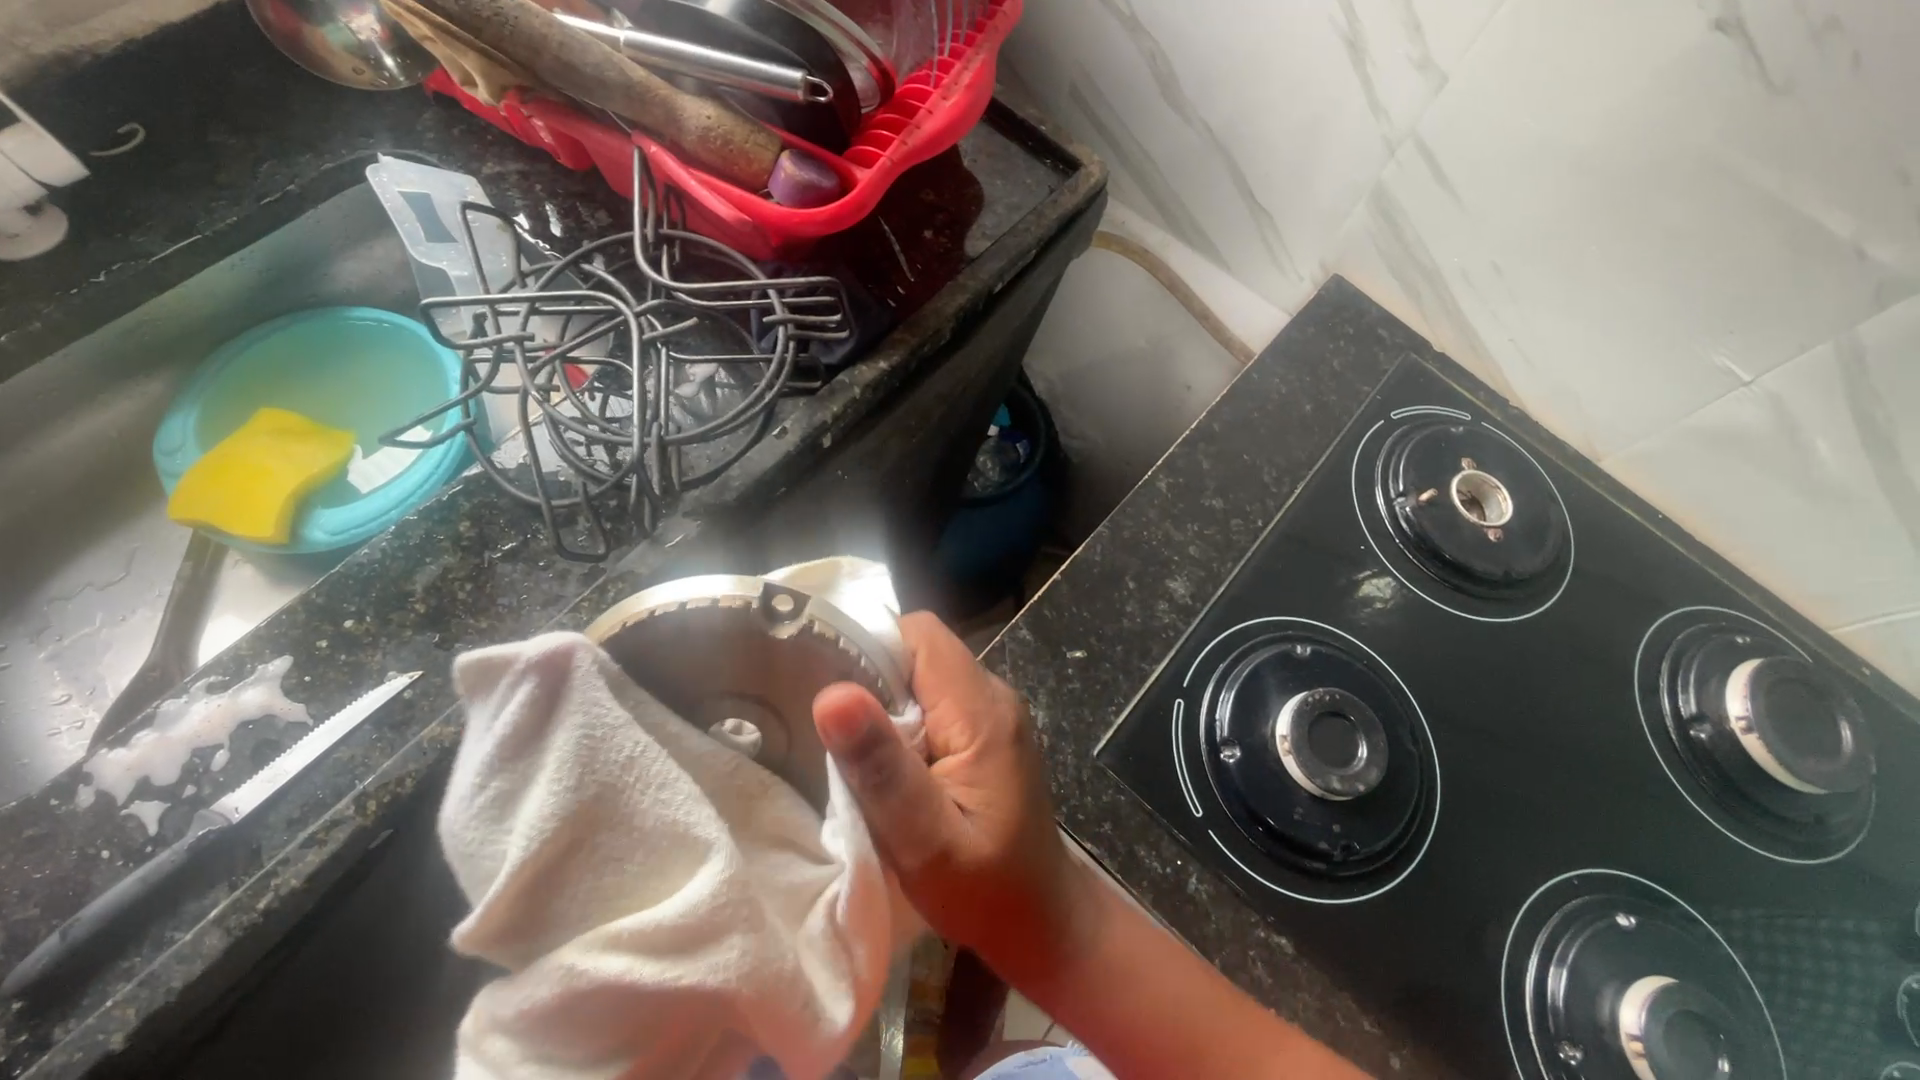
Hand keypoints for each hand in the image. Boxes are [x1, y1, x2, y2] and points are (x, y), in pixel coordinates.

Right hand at [812, 613, 1092, 981]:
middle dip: (869, 678)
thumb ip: (882, 770)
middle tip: (828, 729)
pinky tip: (883, 767)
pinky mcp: (986, 737)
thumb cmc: (986, 891)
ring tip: (848, 750)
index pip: (921, 636)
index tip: (825, 681)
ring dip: (883, 705)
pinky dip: (902, 725)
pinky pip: (935, 706)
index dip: (869, 646)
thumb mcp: (925, 841)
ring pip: (924, 679)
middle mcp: (993, 698)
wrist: (1043, 923)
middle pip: (920, 653)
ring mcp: (993, 716)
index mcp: (982, 712)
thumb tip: (831, 695)